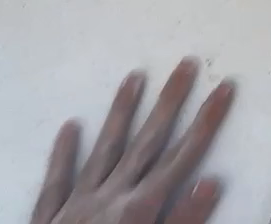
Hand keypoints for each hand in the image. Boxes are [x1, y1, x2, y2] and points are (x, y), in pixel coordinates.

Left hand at [31, 58, 236, 223]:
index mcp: (140, 210)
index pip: (184, 155)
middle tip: (186, 64)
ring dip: (121, 113)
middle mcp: (111, 198)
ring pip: (104, 150)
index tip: (225, 85)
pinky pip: (55, 183)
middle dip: (169, 102)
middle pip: (147, 142)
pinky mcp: (45, 221)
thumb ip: (183, 223)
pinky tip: (70, 127)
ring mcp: (75, 207)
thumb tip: (211, 180)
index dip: (208, 120)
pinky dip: (63, 155)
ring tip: (133, 77)